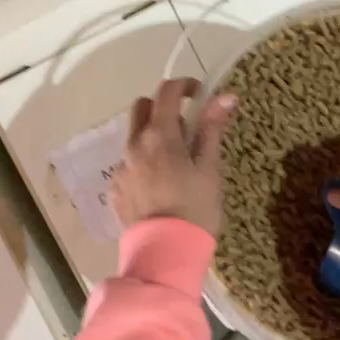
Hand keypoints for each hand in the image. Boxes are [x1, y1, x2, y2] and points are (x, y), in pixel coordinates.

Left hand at [110, 78, 238, 235]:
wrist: (164, 253)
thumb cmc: (195, 210)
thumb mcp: (210, 169)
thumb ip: (212, 130)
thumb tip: (225, 96)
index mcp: (159, 136)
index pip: (167, 92)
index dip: (184, 85)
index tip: (199, 94)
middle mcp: (133, 146)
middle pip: (142, 108)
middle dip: (163, 108)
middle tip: (185, 129)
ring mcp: (120, 168)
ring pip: (133, 137)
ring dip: (152, 137)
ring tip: (174, 164)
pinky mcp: (115, 190)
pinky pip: (128, 164)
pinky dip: (144, 164)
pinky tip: (160, 188)